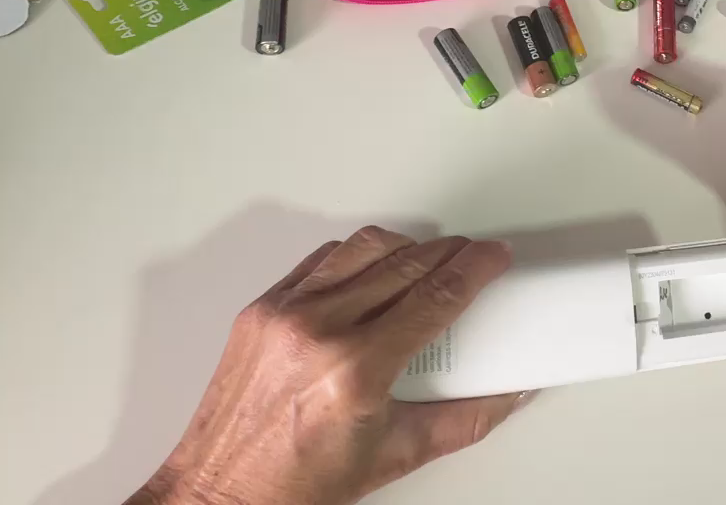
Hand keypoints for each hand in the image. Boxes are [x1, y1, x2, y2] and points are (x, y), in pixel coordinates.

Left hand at [129, 228, 528, 504]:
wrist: (214, 501)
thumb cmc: (297, 489)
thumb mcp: (395, 456)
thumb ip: (465, 420)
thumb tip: (511, 393)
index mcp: (355, 372)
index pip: (437, 296)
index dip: (477, 267)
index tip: (496, 256)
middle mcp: (318, 331)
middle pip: (409, 263)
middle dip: (451, 252)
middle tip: (472, 257)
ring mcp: (285, 313)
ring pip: (367, 246)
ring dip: (407, 247)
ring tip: (425, 262)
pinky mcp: (262, 307)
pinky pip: (324, 259)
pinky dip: (358, 257)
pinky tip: (372, 273)